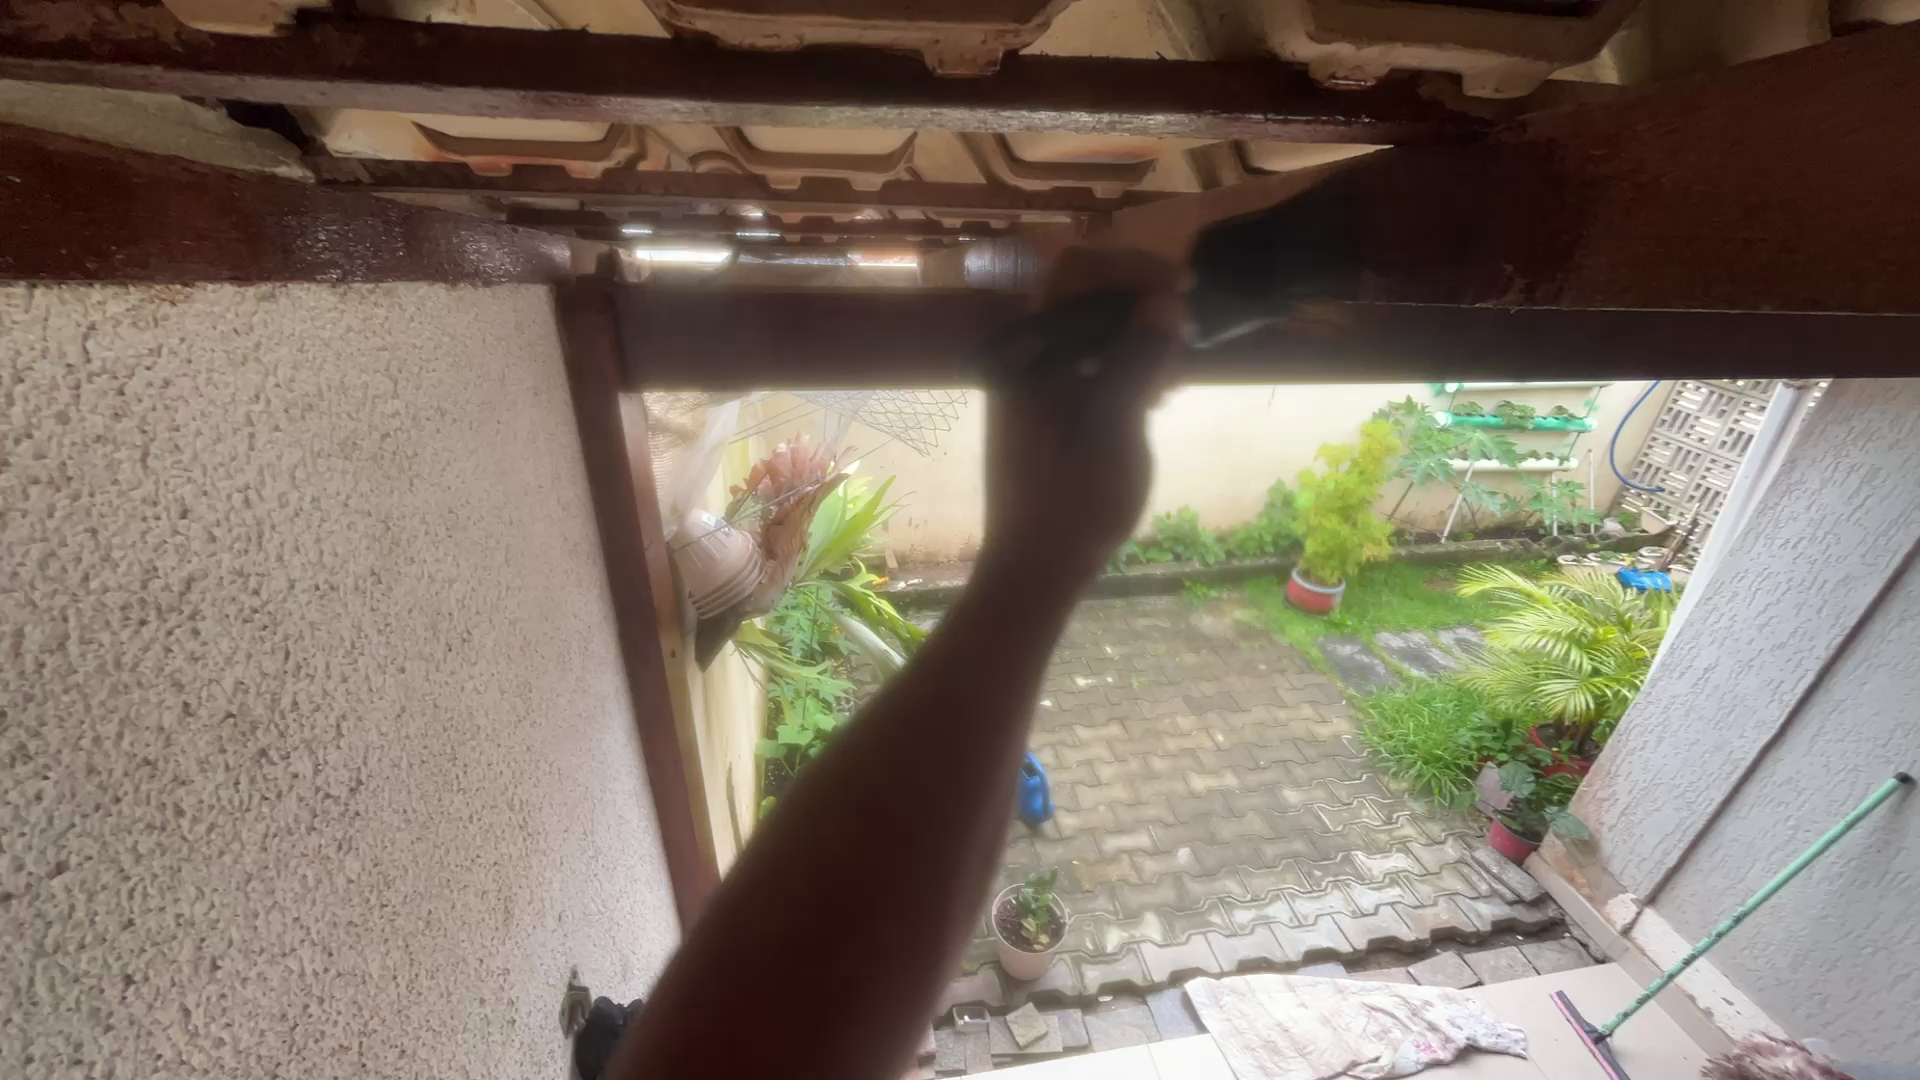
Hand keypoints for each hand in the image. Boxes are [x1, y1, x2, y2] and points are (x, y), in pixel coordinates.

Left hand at [981, 246, 1182, 579]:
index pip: (1075, 274)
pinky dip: (1120, 371)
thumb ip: (1134, 363)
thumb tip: (1164, 302)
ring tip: (1170, 382)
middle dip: (1140, 309)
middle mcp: (1023, 362)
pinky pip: (1084, 369)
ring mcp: (1030, 388)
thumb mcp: (1113, 433)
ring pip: (1088, 336)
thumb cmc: (1072, 508)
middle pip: (1084, 300)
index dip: (1132, 269)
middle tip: (1184, 342)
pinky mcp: (1043, 412)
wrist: (1033, 568)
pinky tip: (1152, 400)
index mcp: (1028, 358)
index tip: (1182, 290)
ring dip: (1135, 343)